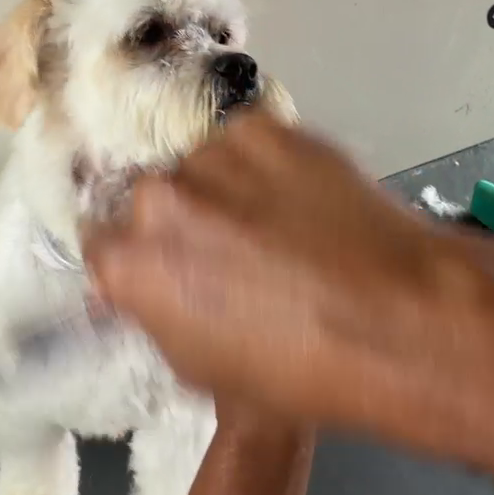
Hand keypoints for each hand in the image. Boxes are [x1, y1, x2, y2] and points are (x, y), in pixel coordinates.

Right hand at [80, 111, 467, 429]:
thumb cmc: (304, 363)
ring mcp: (211, 155)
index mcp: (132, 263)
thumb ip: (158, 311)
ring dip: (225, 187)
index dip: (134, 254)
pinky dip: (263, 163)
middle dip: (182, 220)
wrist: (392, 313)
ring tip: (275, 224)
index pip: (101, 241)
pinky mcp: (260, 127)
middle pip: (152, 197)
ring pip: (202, 165)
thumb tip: (153, 286)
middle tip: (228, 246)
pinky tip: (297, 198)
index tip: (159, 259)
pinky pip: (245, 141)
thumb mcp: (203, 367)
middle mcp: (159, 199)